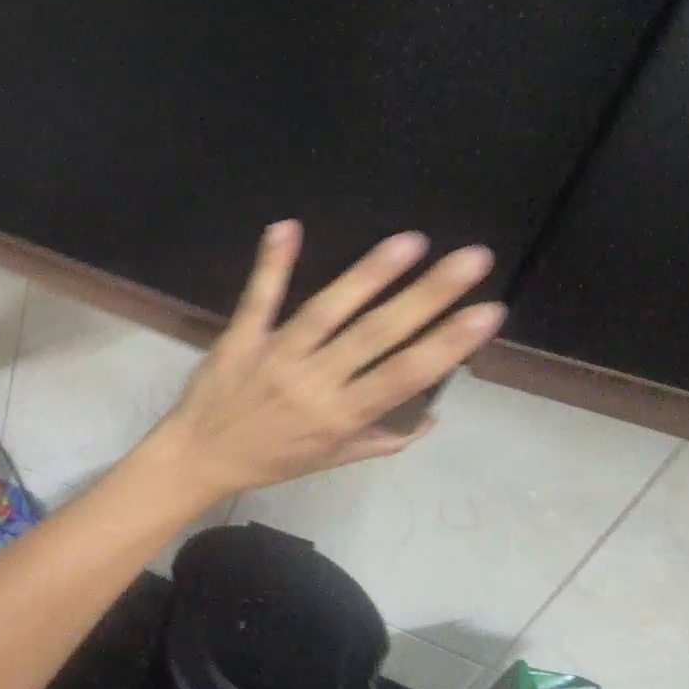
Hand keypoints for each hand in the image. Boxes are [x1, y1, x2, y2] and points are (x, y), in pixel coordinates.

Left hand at [155, 220, 505, 494]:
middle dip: (427, 296)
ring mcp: (273, 355)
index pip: (405, 374)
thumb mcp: (330, 459)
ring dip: (368, 274)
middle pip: (375, 334)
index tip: (490, 311)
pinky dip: (272, 263)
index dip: (449, 343)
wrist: (198, 455)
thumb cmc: (269, 459)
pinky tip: (287, 228)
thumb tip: (432, 417)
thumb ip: (381, 439)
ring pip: (325, 311)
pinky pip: (257, 298)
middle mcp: (311, 381)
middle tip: (473, 258)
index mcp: (340, 415)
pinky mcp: (238, 338)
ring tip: (410, 242)